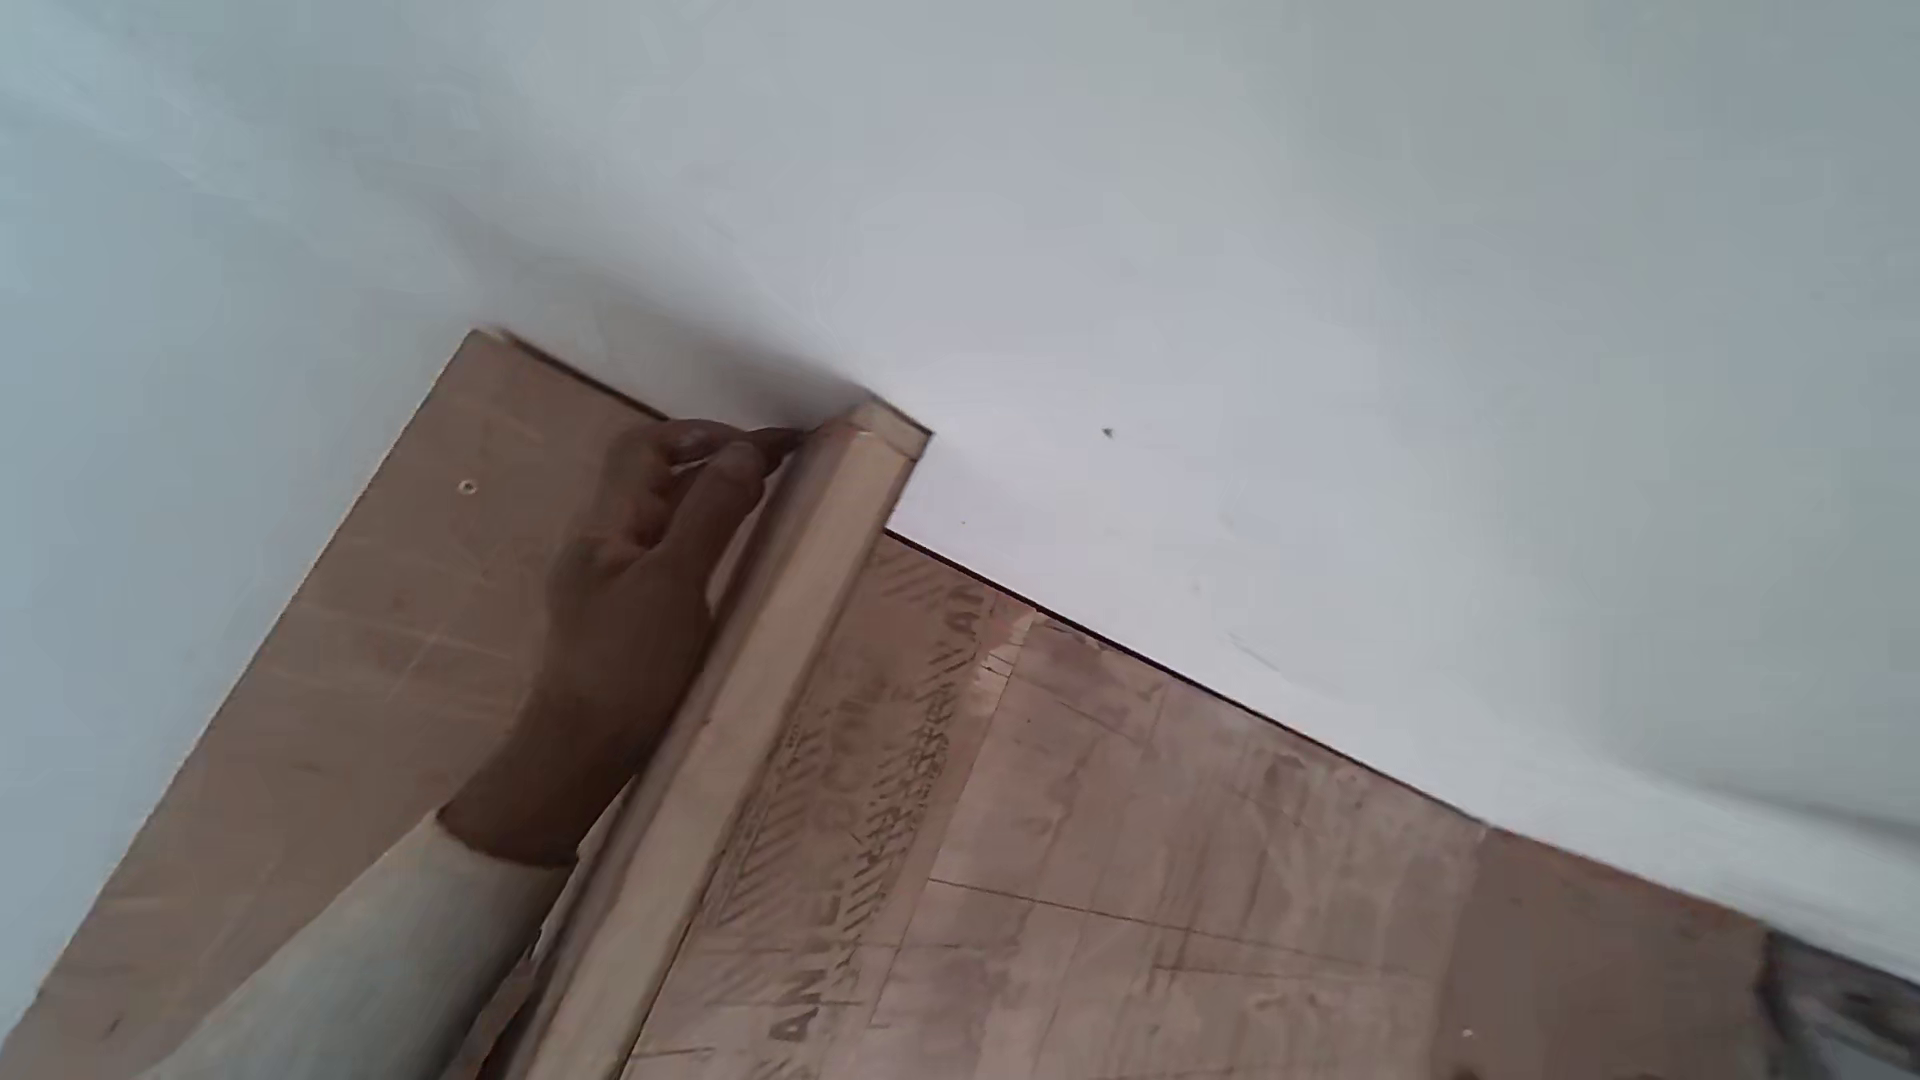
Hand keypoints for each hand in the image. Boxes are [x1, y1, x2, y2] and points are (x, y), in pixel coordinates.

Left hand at [441, 419, 799, 864]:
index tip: (766, 446)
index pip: (649, 446)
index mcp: (608, 523)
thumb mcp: (674, 583)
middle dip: (720, 457)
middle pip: (662, 475)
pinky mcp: (636, 605)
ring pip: (672, 512)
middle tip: (783, 463)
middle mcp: (609, 539)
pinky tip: (740, 546)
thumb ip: (710, 514)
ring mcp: (621, 574)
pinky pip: (678, 548)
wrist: (585, 751)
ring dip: (718, 493)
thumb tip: (746, 452)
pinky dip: (712, 530)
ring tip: (771, 492)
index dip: (706, 433)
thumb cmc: (628, 664)